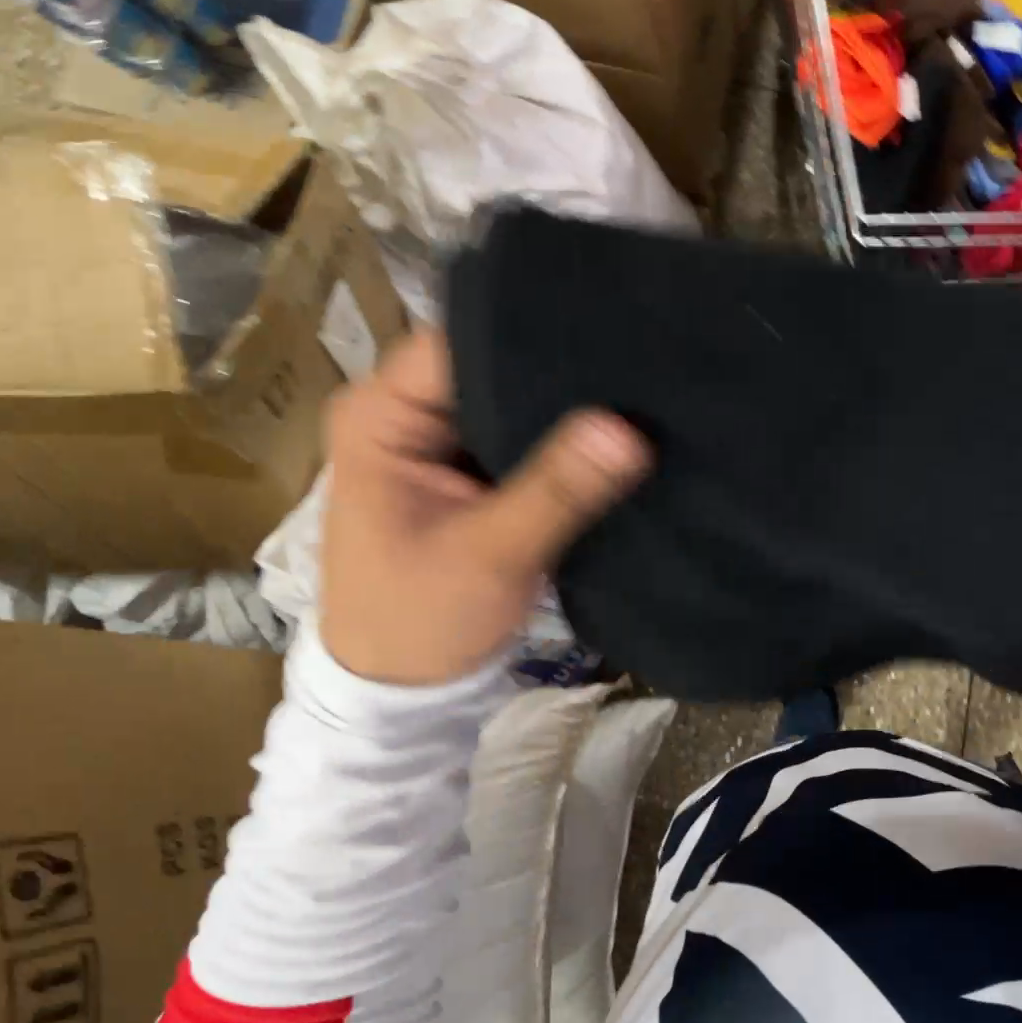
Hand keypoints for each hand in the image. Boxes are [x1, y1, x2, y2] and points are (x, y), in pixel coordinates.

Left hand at [319, 331, 650, 684]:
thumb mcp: (491, 554)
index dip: (533, 335)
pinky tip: (614, 433)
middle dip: (561, 370)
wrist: (403, 687)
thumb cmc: (422, 619)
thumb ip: (557, 489)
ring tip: (638, 394)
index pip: (462, 342)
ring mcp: (441, 442)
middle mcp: (408, 414)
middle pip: (492, 364)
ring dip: (567, 406)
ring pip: (513, 400)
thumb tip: (627, 428)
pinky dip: (563, 438)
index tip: (609, 337)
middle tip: (639, 368)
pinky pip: (523, 434)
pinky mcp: (472, 470)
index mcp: (382, 416)